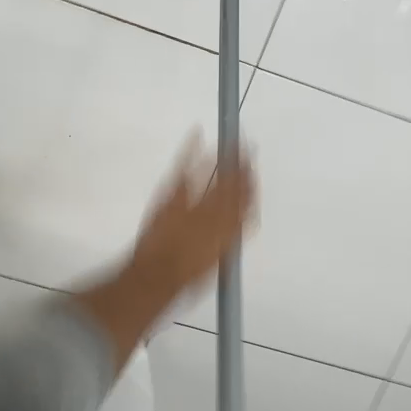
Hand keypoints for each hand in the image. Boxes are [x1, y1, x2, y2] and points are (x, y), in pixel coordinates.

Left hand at [128, 134, 255, 298]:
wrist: (156, 275)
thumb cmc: (184, 278)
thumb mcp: (214, 264)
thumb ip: (227, 241)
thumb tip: (236, 228)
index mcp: (229, 231)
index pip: (246, 204)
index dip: (251, 189)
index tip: (254, 176)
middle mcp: (217, 213)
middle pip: (234, 185)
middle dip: (243, 166)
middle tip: (251, 148)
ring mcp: (195, 201)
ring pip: (215, 174)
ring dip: (227, 156)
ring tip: (234, 140)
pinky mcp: (173, 195)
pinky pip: (184, 167)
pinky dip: (190, 148)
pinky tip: (196, 132)